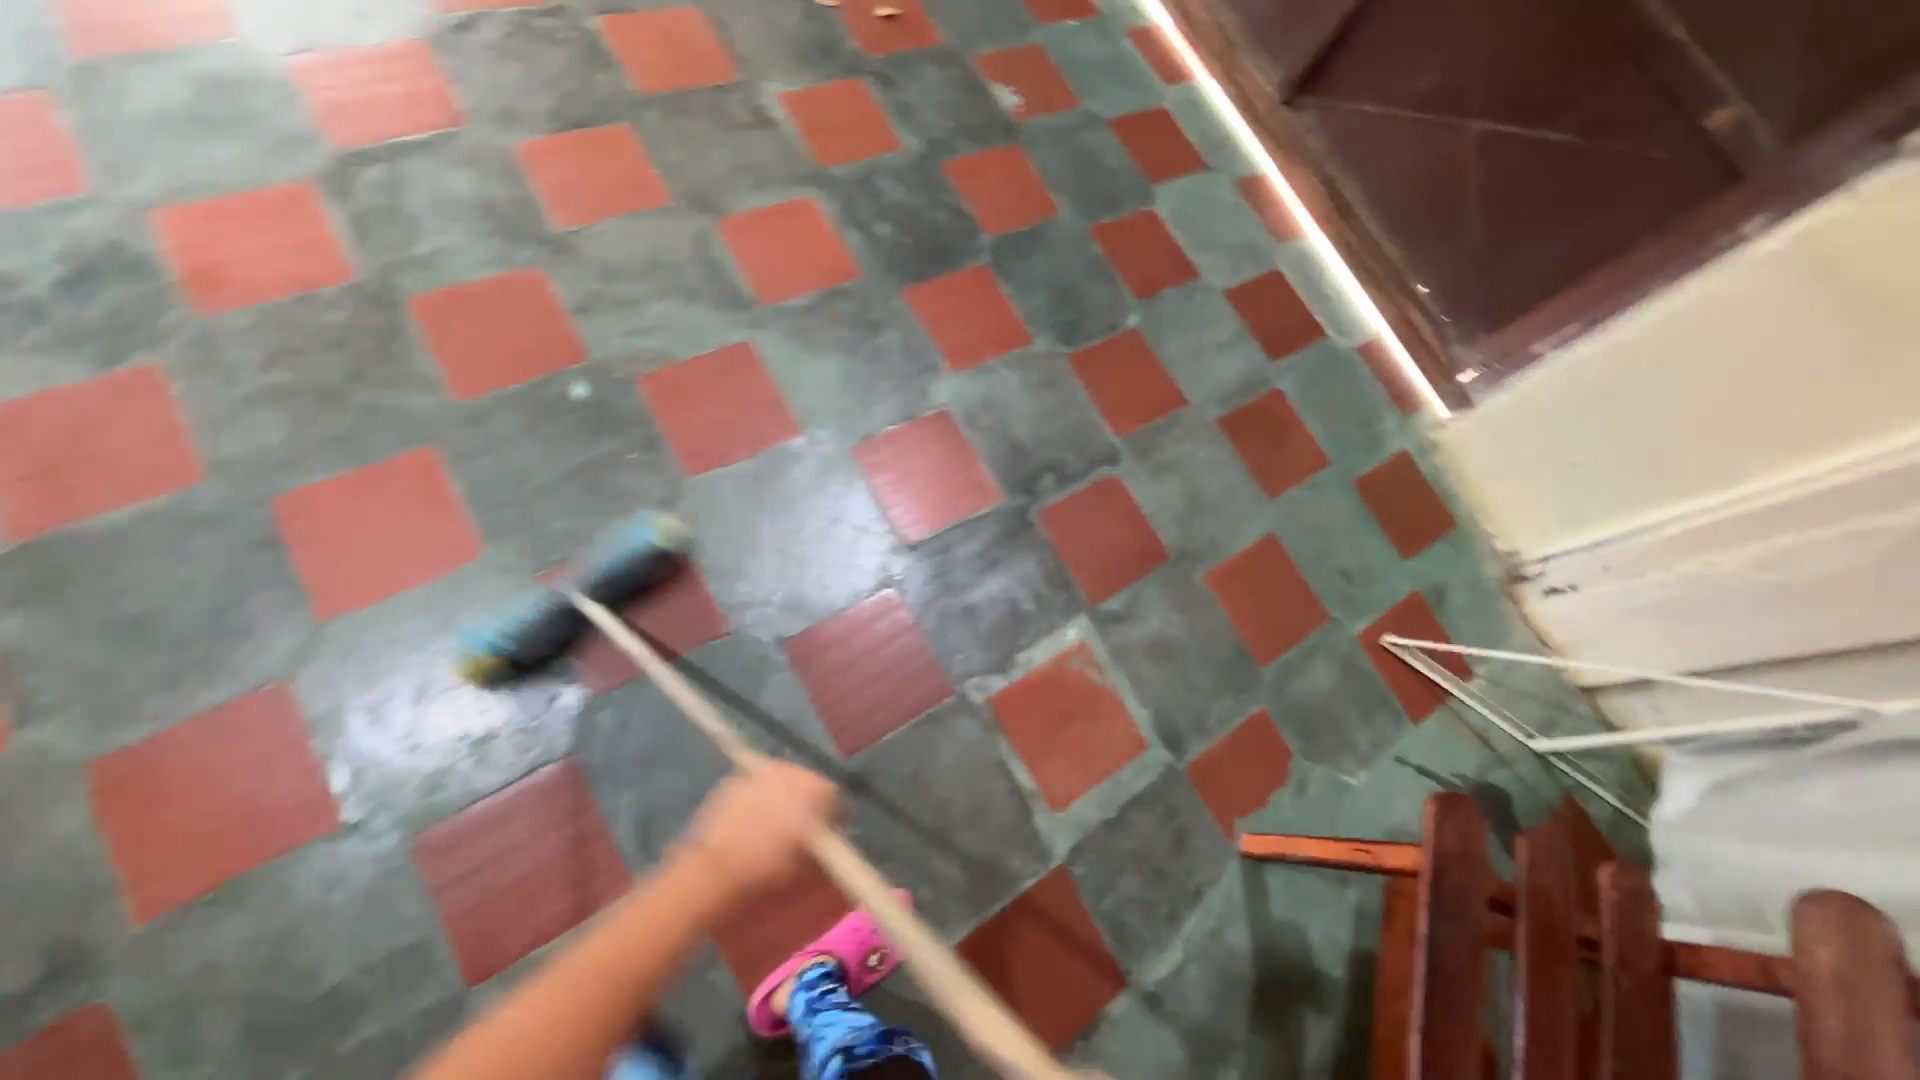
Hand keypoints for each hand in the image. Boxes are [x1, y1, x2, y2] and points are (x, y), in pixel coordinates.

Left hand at [678, 760, 838, 900]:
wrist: (721, 867)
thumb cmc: (773, 867)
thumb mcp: (813, 864)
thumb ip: (827, 844)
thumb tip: (829, 839)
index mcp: (818, 788)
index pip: (834, 798)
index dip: (830, 819)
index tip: (823, 838)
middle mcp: (793, 770)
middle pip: (807, 785)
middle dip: (805, 805)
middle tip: (796, 833)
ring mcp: (760, 772)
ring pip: (779, 783)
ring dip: (780, 799)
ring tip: (770, 828)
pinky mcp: (733, 779)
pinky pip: (754, 788)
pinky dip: (755, 800)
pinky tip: (748, 824)